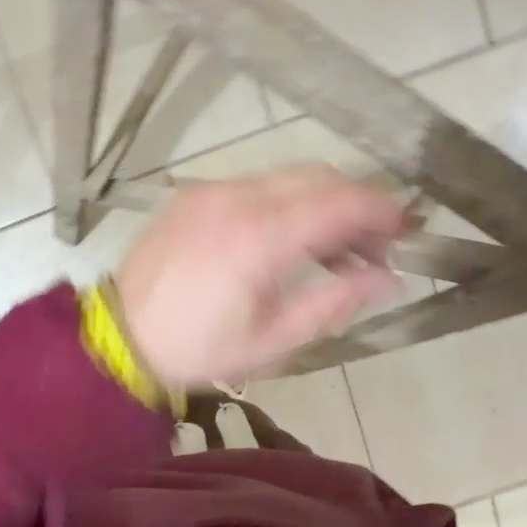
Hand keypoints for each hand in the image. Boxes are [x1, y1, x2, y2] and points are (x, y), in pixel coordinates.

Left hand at [113, 166, 406, 385]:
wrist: (119, 338)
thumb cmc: (198, 349)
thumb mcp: (272, 341)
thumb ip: (334, 303)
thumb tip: (387, 279)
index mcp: (259, 237)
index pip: (340, 202)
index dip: (383, 211)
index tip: (408, 230)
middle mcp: (237, 198)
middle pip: (319, 177)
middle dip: (357, 203)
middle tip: (375, 247)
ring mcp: (212, 190)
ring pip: (288, 176)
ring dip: (323, 201)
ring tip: (334, 248)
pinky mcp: (194, 194)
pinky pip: (256, 183)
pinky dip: (286, 201)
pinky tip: (289, 238)